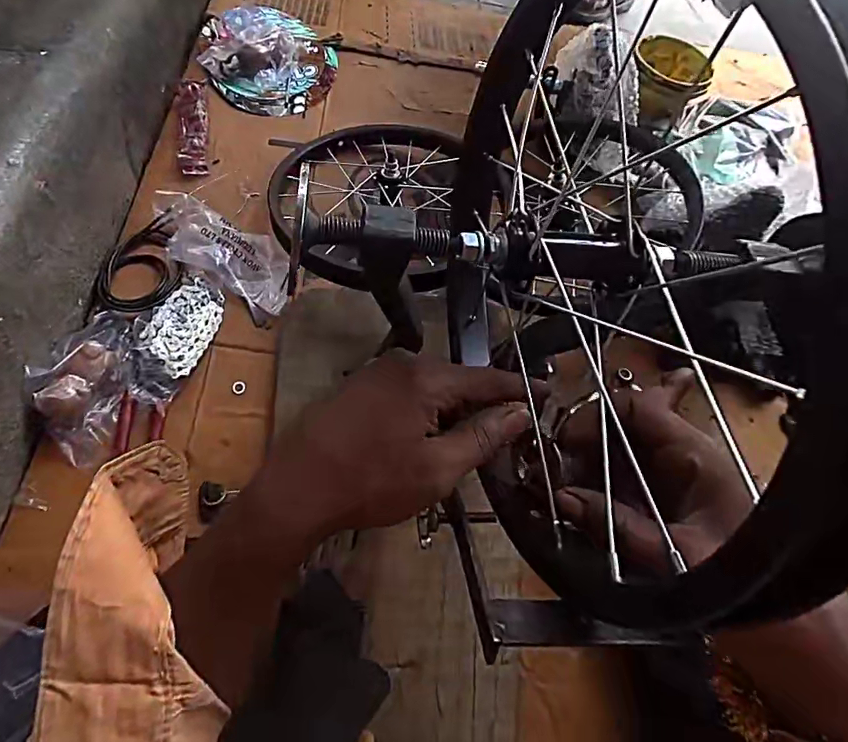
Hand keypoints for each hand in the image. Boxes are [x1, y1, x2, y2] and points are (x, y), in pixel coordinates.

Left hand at [245, 350, 537, 549]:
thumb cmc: (371, 481)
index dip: (519, 388)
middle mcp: (401, 363)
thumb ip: (482, 436)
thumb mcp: (437, 467)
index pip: (486, 378)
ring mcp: (376, 372)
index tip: (548, 393)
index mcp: (424, 376)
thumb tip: (518, 412)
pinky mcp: (359, 386)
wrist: (300, 484)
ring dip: (454, 411)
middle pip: (458, 380)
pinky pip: (407, 392)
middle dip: (486, 404)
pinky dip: (427, 411)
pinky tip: (432, 438)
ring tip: (476, 443)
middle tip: (515, 433)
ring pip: (432, 387)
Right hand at [551, 370, 754, 571]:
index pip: (635, 405)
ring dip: (584, 462)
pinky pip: (621, 473)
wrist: (798, 636)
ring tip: (561, 487)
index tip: (564, 444)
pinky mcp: (667, 497)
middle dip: (581, 440)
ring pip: (615, 447)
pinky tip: (578, 498)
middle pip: (619, 423)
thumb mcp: (676, 559)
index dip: (593, 415)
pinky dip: (595, 480)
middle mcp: (682, 455)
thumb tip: (562, 497)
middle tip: (556, 468)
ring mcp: (674, 475)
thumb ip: (617, 526)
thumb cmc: (749, 591)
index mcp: (694, 455)